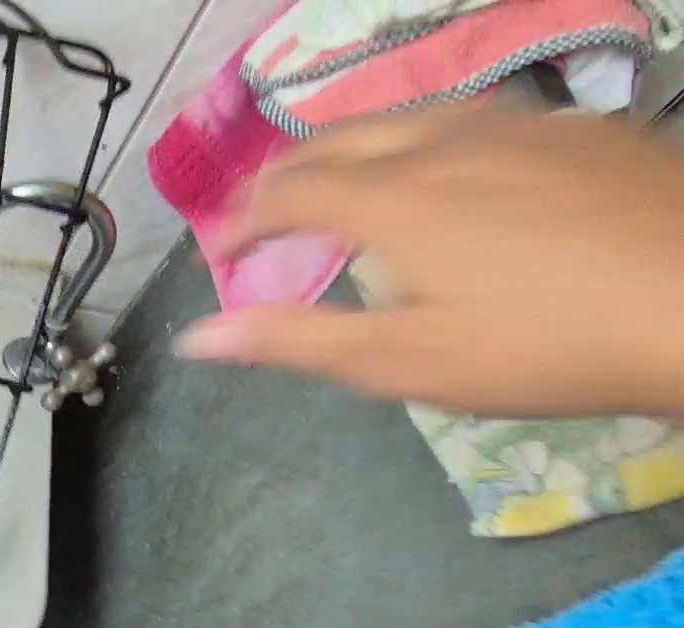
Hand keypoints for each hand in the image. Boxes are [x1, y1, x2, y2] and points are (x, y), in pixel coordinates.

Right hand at [175, 108, 683, 416]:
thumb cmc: (540, 345)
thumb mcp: (397, 360)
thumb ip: (291, 340)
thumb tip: (196, 338)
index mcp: (395, 201)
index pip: (285, 194)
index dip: (238, 224)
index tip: (217, 257)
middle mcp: (447, 146)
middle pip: (337, 141)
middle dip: (280, 178)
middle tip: (256, 216)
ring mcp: (521, 129)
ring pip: (403, 120)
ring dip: (344, 152)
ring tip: (329, 187)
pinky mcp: (578, 132)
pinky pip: (468, 119)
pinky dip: (414, 144)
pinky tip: (431, 174)